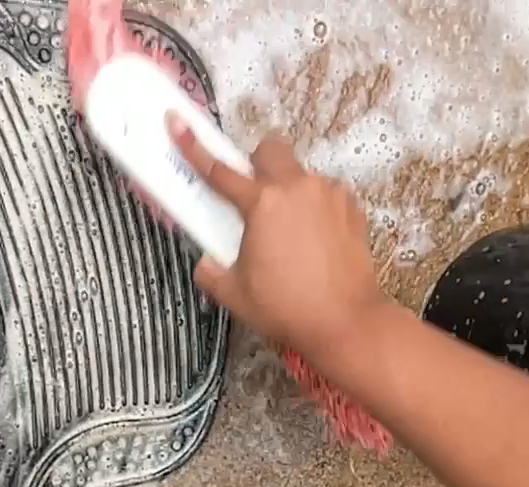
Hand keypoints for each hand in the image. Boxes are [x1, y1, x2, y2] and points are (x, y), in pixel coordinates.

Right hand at [167, 116, 387, 370]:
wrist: (344, 322)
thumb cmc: (284, 309)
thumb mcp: (234, 295)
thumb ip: (212, 272)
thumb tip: (207, 262)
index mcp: (262, 205)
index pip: (219, 171)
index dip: (193, 148)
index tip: (176, 123)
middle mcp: (297, 187)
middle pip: (271, 151)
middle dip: (258, 166)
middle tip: (254, 201)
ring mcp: (329, 194)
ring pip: (301, 176)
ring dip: (288, 194)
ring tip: (289, 237)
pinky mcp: (352, 208)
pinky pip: (325, 197)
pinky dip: (314, 212)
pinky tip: (314, 245)